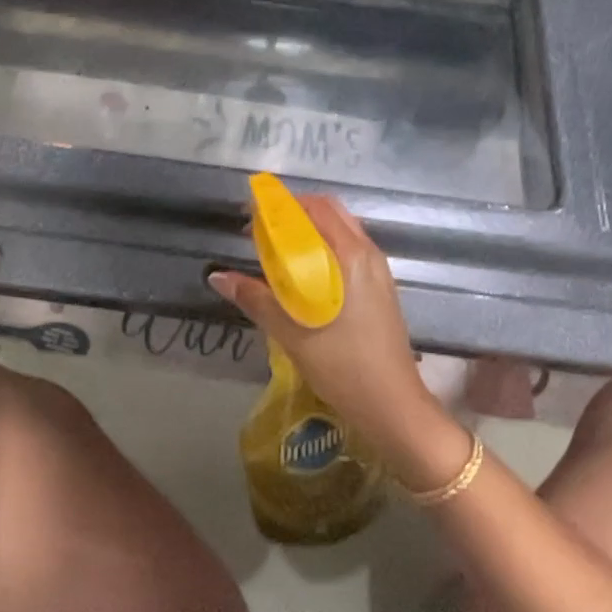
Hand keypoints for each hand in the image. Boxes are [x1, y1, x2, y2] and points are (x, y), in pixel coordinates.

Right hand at [208, 195, 440, 457]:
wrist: (394, 405)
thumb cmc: (344, 367)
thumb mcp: (293, 335)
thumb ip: (256, 300)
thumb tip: (218, 276)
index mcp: (350, 256)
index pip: (314, 208)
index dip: (280, 206)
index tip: (251, 217)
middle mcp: (368, 253)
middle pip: (329, 212)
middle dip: (294, 213)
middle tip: (262, 232)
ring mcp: (378, 270)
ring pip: (341, 230)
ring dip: (309, 230)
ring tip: (277, 250)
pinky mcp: (380, 287)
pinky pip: (349, 249)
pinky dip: (323, 247)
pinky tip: (303, 273)